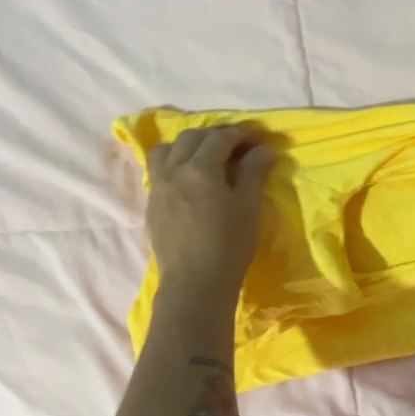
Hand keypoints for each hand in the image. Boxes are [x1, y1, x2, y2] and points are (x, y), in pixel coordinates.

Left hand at [145, 124, 275, 303]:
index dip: (240, 133)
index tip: (258, 137)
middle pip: (191, 137)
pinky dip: (175, 162)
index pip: (220, 138)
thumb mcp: (249, 207)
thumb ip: (253, 173)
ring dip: (188, 145)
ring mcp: (157, 187)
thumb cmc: (230, 245)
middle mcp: (173, 170)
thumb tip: (262, 149)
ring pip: (167, 149)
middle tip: (237, 145)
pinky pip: (159, 169)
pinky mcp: (152, 204)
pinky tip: (190, 178)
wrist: (195, 282)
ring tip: (206, 156)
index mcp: (200, 169)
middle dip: (215, 135)